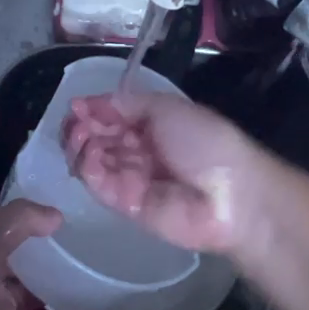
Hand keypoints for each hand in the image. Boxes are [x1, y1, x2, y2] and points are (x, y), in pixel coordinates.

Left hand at [0, 200, 84, 309]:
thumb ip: (20, 221)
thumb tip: (56, 215)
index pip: (5, 223)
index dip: (31, 216)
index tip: (68, 210)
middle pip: (22, 258)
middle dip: (49, 252)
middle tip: (90, 245)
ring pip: (32, 293)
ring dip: (58, 288)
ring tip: (95, 279)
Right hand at [63, 92, 269, 254]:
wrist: (232, 195)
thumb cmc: (205, 141)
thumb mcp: (166, 108)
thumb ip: (125, 104)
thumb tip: (85, 103)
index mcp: (152, 124)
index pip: (111, 115)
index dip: (92, 109)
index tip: (77, 106)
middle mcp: (139, 150)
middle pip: (97, 137)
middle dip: (81, 127)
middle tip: (76, 123)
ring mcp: (131, 178)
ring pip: (92, 160)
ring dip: (80, 145)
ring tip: (80, 137)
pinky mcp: (125, 205)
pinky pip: (99, 184)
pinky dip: (88, 168)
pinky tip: (89, 156)